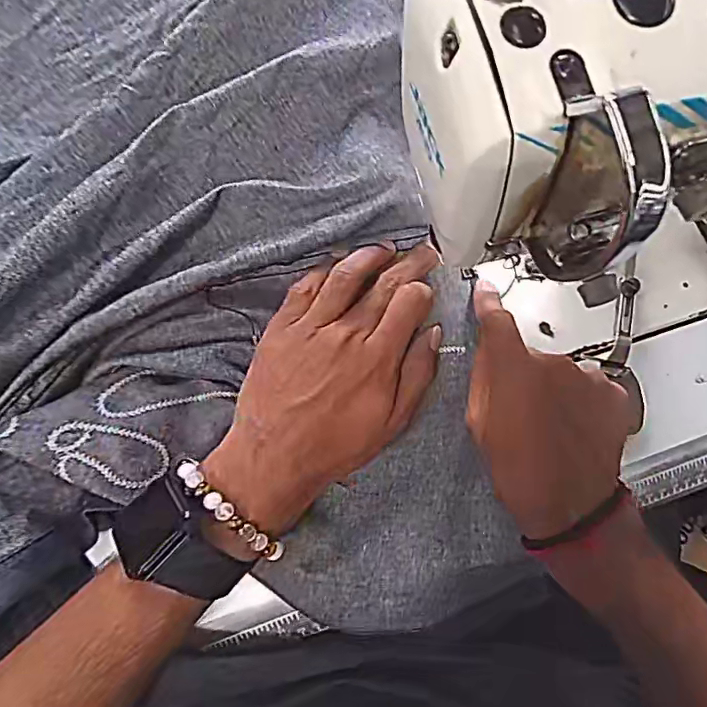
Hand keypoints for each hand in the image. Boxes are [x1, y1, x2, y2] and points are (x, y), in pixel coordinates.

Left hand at [201, 243, 441, 550]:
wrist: (274, 456)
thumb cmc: (334, 445)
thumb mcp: (392, 422)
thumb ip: (417, 374)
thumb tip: (432, 335)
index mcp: (377, 357)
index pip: (408, 301)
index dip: (423, 286)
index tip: (429, 282)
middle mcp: (346, 334)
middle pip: (384, 283)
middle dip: (408, 262)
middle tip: (420, 252)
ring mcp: (311, 328)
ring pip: (344, 275)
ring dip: (367, 257)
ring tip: (383, 249)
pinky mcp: (282, 328)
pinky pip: (305, 287)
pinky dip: (324, 270)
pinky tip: (336, 265)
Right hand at [465, 280, 631, 540]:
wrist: (570, 505)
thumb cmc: (522, 473)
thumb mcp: (480, 426)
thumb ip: (483, 379)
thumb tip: (489, 354)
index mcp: (513, 367)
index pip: (496, 318)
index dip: (488, 302)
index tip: (486, 291)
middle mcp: (551, 362)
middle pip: (533, 354)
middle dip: (527, 375)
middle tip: (525, 412)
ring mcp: (586, 376)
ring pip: (564, 371)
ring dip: (558, 390)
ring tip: (553, 427)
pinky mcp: (611, 391)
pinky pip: (591, 385)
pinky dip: (583, 401)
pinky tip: (575, 427)